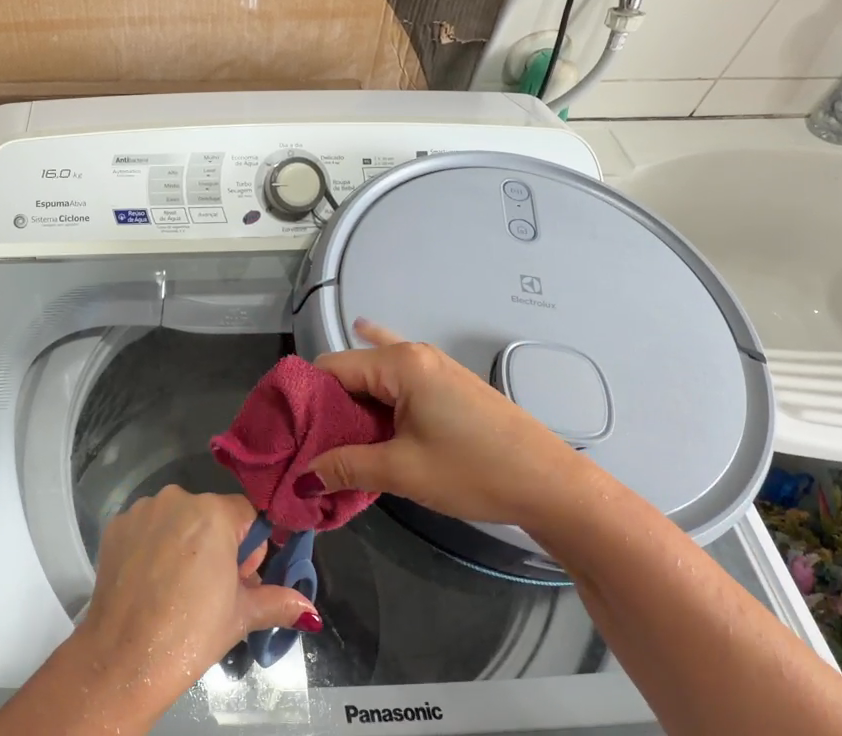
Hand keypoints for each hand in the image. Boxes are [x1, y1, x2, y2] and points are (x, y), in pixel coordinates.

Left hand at [76, 487, 316, 698]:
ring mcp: (142, 510)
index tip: (242, 579)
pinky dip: (153, 547)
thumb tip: (310, 610)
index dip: (251, 547)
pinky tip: (151, 581)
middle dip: (218, 546)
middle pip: (211, 515)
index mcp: (213, 513)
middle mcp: (175, 499)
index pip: (248, 514)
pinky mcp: (116, 526)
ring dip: (185, 544)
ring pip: (177, 519)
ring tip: (179, 589)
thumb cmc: (191, 631)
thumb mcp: (241, 615)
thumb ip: (278, 601)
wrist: (124, 655)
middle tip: (212, 590)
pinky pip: (147, 528)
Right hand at [305, 320, 591, 529]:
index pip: (330, 369)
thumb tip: (300, 477)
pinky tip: (365, 378)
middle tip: (306, 445)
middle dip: (326, 407)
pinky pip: (397, 384)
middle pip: (350, 372)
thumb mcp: (402, 471)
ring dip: (352, 408)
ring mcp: (435, 369)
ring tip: (328, 437)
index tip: (287, 434)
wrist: (553, 486)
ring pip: (374, 380)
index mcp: (399, 364)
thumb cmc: (475, 471)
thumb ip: (345, 467)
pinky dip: (376, 393)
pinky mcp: (449, 388)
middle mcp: (414, 355)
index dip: (304, 401)